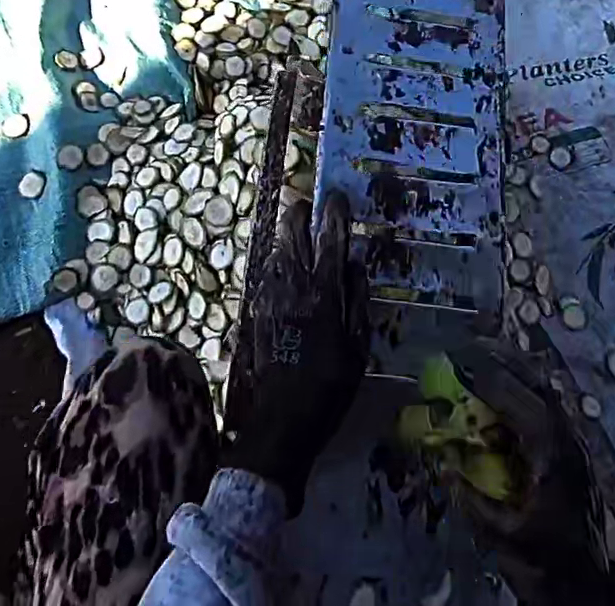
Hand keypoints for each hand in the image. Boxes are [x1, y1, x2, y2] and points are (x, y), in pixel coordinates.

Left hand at [222, 191, 367, 513]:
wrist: (283, 417)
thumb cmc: (330, 386)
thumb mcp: (358, 348)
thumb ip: (357, 300)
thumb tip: (357, 260)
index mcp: (325, 295)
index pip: (330, 243)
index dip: (334, 216)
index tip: (336, 196)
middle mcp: (295, 288)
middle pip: (293, 238)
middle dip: (299, 215)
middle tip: (306, 202)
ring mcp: (271, 297)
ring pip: (277, 251)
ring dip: (285, 233)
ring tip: (294, 221)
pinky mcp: (256, 309)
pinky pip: (266, 272)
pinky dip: (274, 258)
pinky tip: (279, 258)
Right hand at [445, 340, 611, 604]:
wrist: (587, 591)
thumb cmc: (543, 563)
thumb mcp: (499, 533)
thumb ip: (468, 496)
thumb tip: (439, 462)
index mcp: (552, 456)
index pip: (516, 401)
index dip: (484, 377)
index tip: (456, 360)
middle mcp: (569, 441)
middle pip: (536, 384)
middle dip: (499, 359)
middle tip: (464, 346)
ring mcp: (576, 443)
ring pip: (545, 390)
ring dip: (512, 368)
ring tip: (479, 355)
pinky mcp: (574, 450)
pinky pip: (547, 404)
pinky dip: (522, 387)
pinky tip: (501, 387)